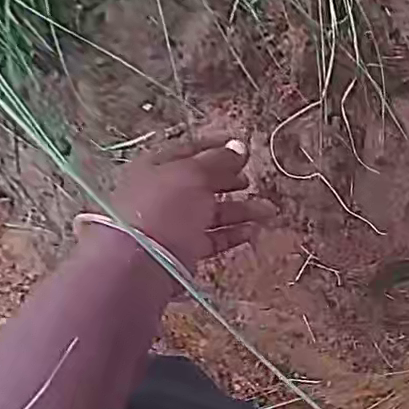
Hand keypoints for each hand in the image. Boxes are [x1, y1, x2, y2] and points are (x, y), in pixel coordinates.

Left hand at [90, 133, 273, 275]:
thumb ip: (218, 161)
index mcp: (158, 167)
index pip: (190, 150)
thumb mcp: (192, 175)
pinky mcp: (185, 249)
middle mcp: (164, 193)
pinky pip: (214, 237)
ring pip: (213, 212)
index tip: (242, 146)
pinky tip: (253, 231)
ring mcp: (174, 223)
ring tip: (268, 210)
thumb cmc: (164, 208)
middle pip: (203, 183)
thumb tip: (239, 146)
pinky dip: (234, 234)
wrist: (140, 262)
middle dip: (231, 180)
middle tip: (252, 180)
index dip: (216, 146)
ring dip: (242, 210)